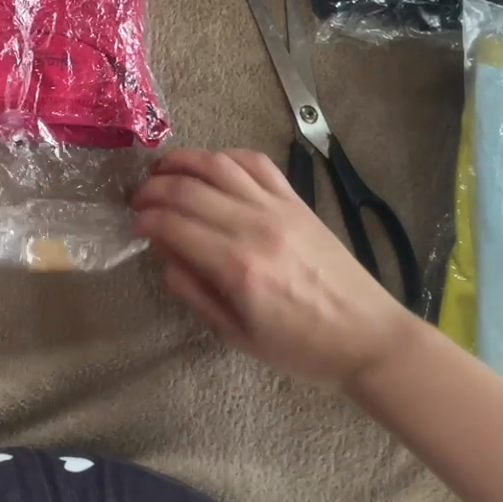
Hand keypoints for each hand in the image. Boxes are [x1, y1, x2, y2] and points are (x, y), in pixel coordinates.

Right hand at [131, 148, 417, 389]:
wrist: (369, 337)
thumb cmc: (301, 346)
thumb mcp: (237, 336)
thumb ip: (193, 292)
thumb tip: (163, 254)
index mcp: (237, 267)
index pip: (172, 225)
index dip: (144, 220)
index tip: (133, 225)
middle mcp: (253, 227)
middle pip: (186, 188)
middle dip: (152, 189)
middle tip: (138, 198)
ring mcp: (276, 207)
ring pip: (216, 164)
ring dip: (180, 160)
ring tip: (160, 169)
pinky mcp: (295, 199)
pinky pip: (254, 162)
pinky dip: (224, 155)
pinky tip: (208, 165)